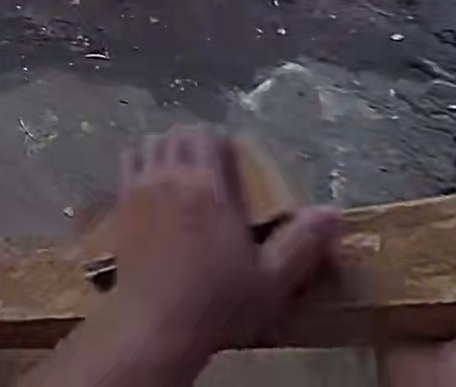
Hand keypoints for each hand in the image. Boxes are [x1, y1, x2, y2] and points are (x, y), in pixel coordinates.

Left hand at [106, 127, 343, 371]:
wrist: (159, 323)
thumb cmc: (219, 302)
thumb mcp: (271, 278)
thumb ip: (302, 242)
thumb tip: (333, 212)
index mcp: (208, 185)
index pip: (208, 136)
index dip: (219, 141)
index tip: (229, 159)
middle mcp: (172, 174)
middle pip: (179, 133)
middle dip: (194, 140)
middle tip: (207, 163)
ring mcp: (143, 184)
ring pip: (152, 142)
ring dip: (167, 146)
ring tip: (179, 168)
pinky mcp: (122, 200)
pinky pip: (128, 159)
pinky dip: (140, 158)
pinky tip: (150, 179)